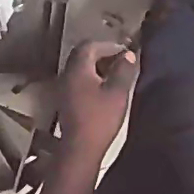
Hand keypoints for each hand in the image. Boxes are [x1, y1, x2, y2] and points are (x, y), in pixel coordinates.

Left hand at [57, 41, 138, 163]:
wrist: (81, 148)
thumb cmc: (100, 118)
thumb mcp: (117, 92)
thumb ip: (124, 70)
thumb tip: (128, 54)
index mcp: (78, 69)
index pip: (90, 46)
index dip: (108, 45)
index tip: (124, 50)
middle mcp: (67, 75)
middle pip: (82, 54)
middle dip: (101, 53)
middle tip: (120, 58)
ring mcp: (64, 88)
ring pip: (79, 67)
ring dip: (96, 65)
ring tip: (115, 72)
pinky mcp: (66, 100)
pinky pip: (78, 79)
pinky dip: (91, 76)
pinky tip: (104, 86)